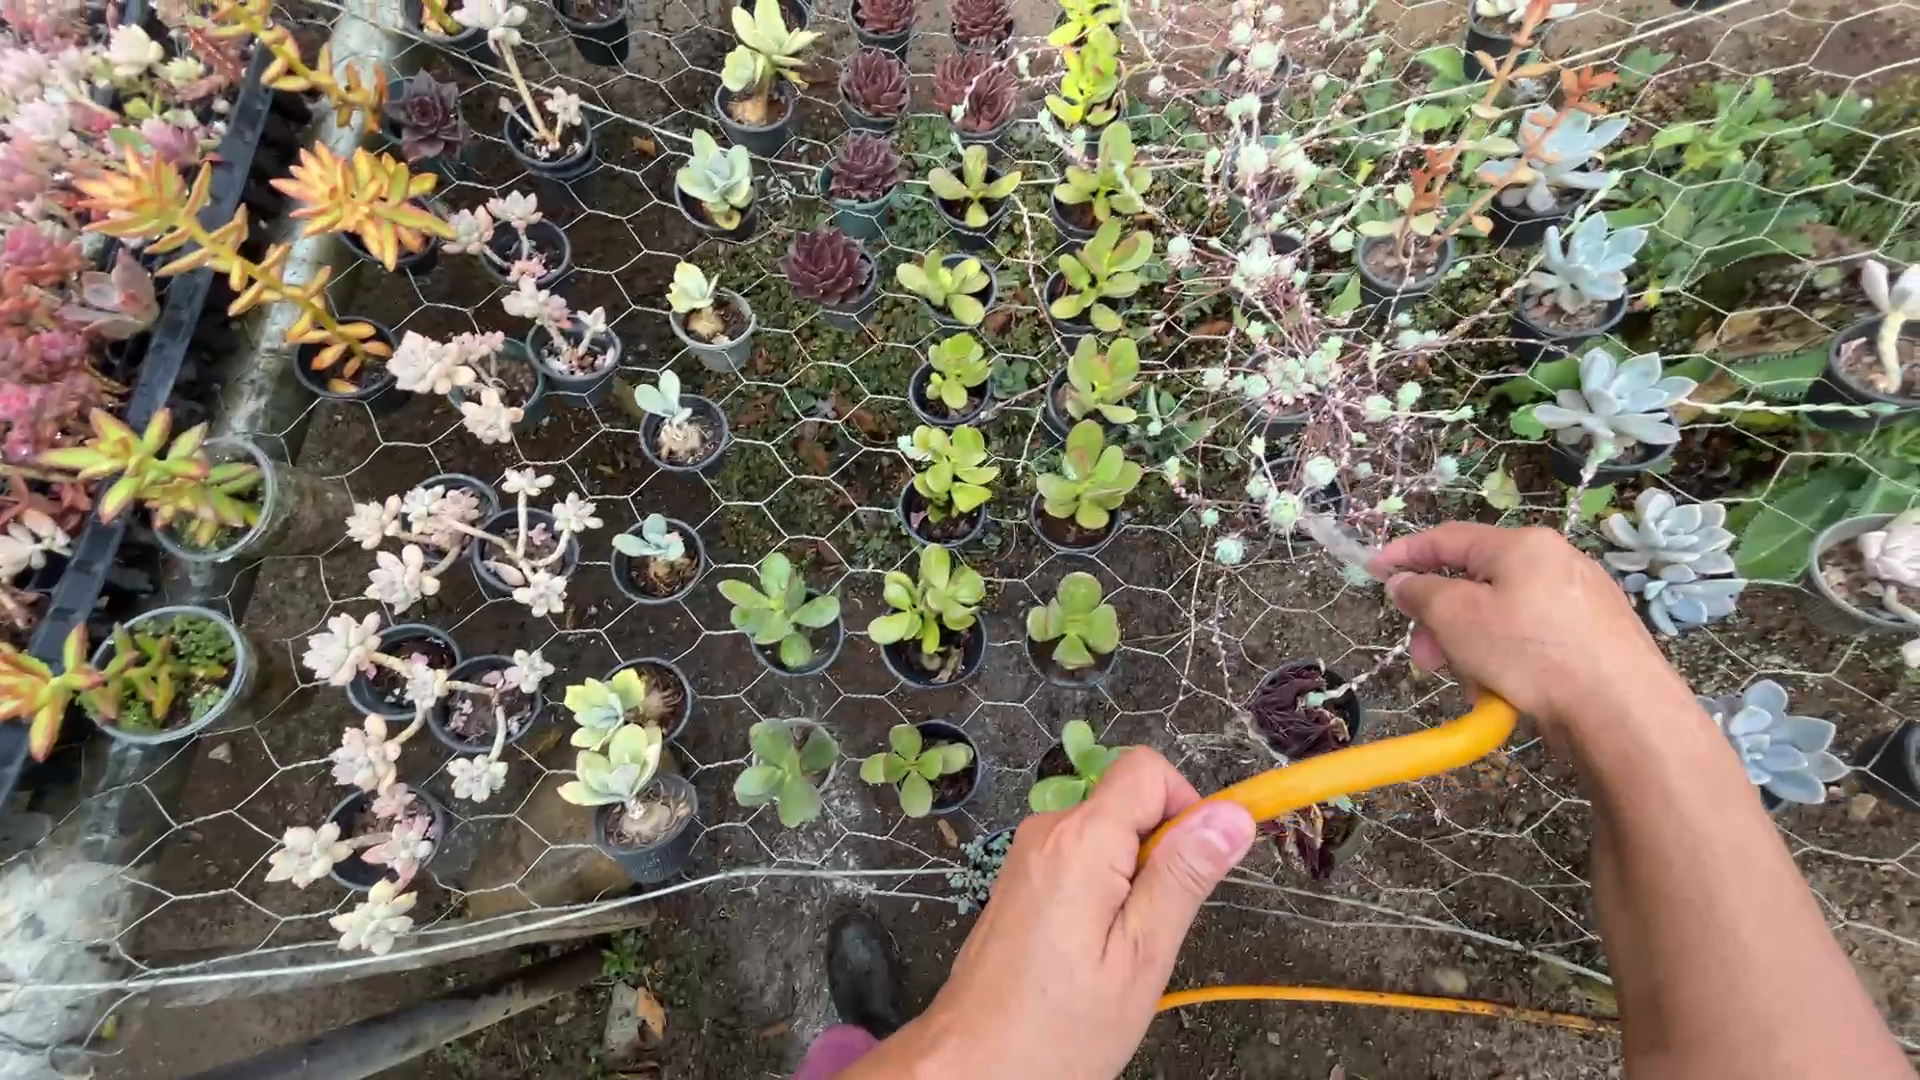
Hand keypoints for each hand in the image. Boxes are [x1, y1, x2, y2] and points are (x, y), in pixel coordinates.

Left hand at [843, 749, 1254, 1079]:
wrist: (975, 1060)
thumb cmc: (1064, 1023)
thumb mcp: (1141, 955)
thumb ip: (1183, 875)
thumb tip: (1232, 814)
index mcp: (1081, 838)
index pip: (1146, 767)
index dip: (1185, 804)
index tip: (1195, 865)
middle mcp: (1048, 827)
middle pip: (1126, 800)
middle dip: (1158, 849)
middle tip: (1152, 926)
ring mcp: (1029, 848)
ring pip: (1105, 830)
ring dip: (1130, 872)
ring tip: (1119, 945)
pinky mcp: (1020, 871)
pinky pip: (1079, 853)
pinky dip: (1101, 883)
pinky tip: (1091, 944)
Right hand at [1368, 523, 1689, 734]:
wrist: (1625, 715)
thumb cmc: (1530, 654)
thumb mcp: (1454, 616)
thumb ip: (1420, 592)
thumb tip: (1405, 582)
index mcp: (1522, 545)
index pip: (1446, 538)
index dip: (1403, 553)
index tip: (1373, 570)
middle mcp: (1556, 561)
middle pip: (1473, 580)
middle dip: (1438, 618)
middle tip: (1422, 654)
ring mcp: (1581, 599)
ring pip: (1498, 611)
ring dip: (1466, 641)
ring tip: (1464, 679)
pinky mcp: (1597, 635)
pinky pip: (1529, 634)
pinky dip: (1502, 654)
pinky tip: (1499, 686)